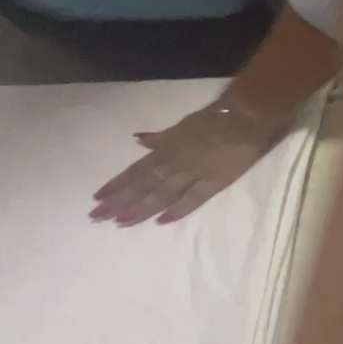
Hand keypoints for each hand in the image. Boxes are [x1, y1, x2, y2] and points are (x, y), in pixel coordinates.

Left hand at [90, 100, 279, 224]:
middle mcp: (173, 162)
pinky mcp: (215, 180)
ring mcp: (193, 172)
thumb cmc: (215, 121)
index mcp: (165, 150)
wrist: (243, 120)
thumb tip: (140, 141)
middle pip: (142, 185)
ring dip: (140, 208)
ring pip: (161, 193)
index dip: (116, 185)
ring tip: (121, 222)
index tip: (97, 198)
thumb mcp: (181, 126)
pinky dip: (178, 209)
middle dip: (119, 201)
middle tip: (97, 217)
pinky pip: (194, 197)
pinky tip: (162, 221)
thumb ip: (162, 137)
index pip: (135, 171)